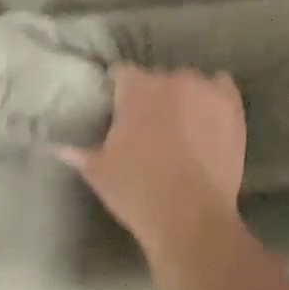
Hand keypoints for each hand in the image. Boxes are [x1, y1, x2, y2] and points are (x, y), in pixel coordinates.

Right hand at [56, 65, 247, 255]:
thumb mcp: (100, 172)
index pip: (122, 73)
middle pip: (158, 79)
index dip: (119, 89)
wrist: (190, 216)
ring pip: (190, 84)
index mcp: (136, 88)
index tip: (119, 106)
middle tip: (150, 124)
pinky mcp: (232, 107)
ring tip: (183, 124)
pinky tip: (210, 115)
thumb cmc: (137, 191)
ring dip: (184, 97)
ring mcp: (205, 90)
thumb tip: (56, 147)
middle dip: (153, 96)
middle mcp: (171, 79)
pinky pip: (222, 87)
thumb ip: (78, 153)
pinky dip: (215, 97)